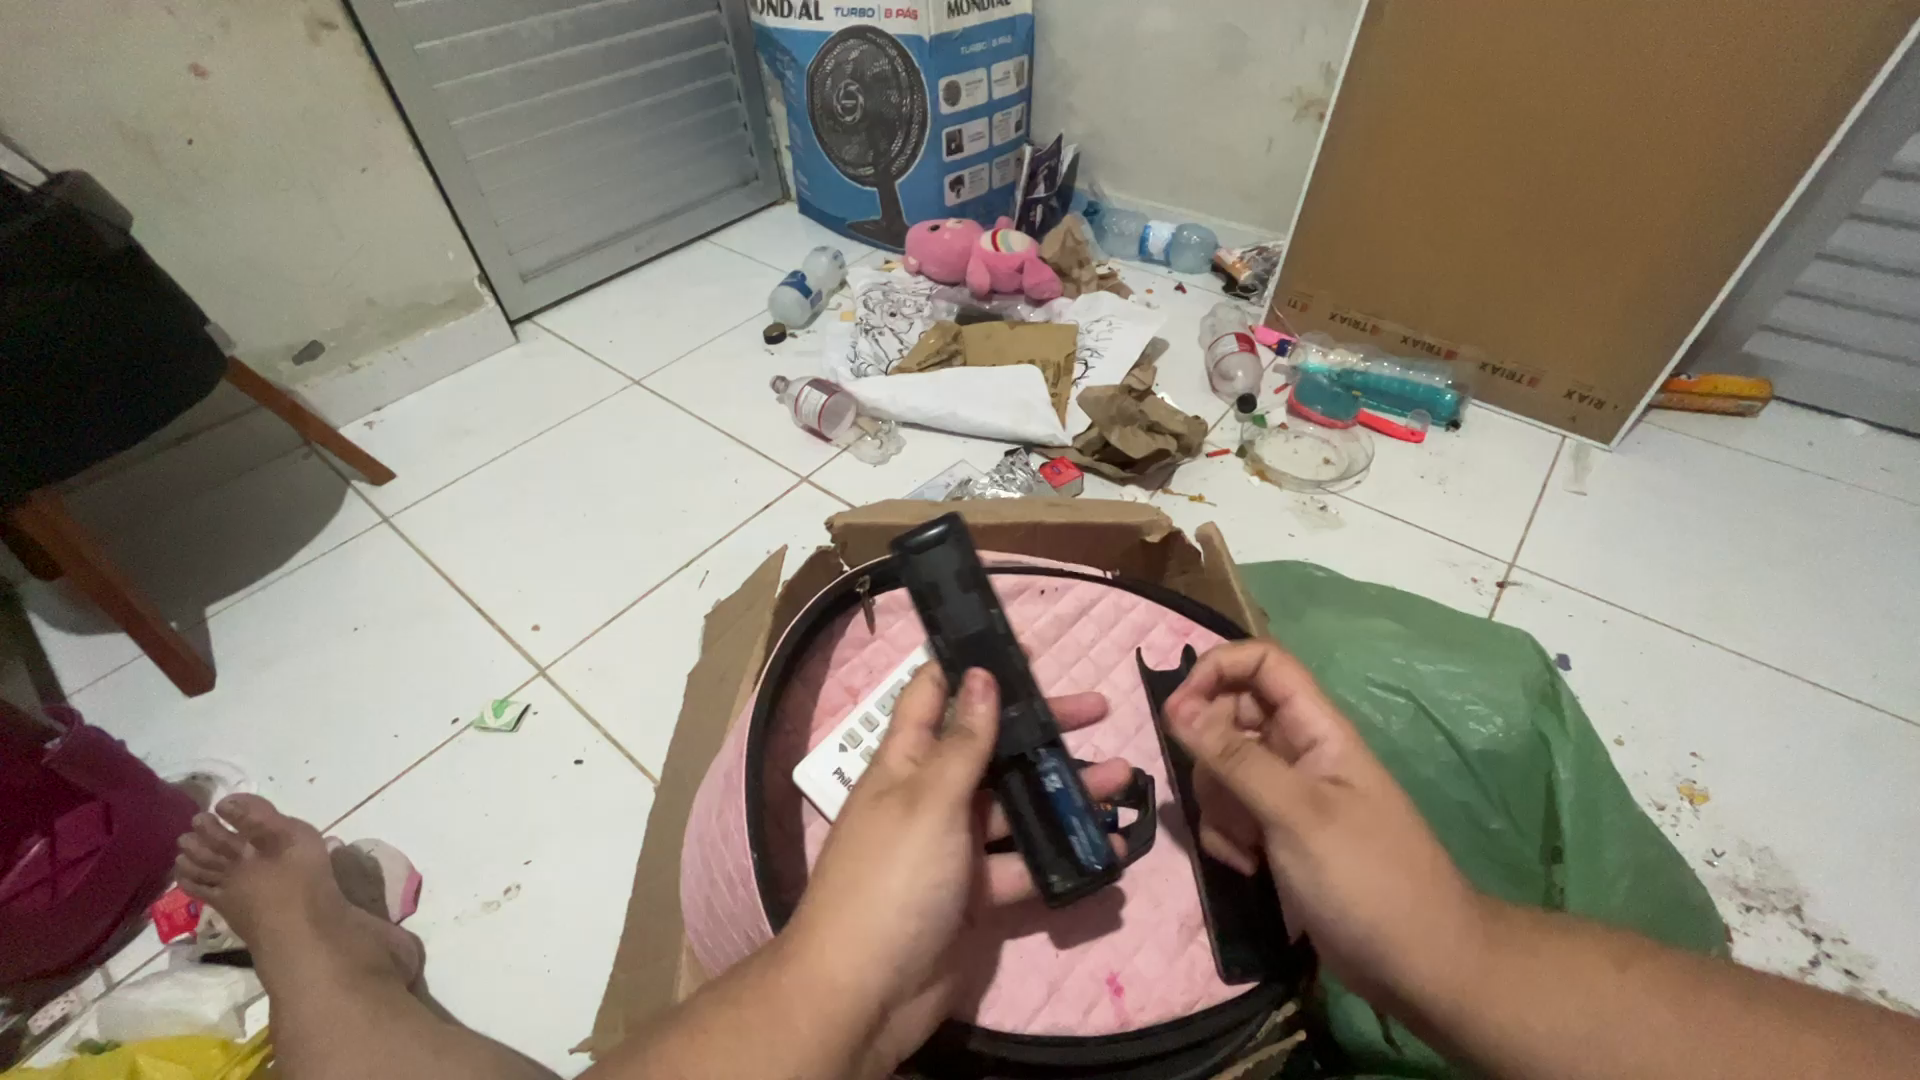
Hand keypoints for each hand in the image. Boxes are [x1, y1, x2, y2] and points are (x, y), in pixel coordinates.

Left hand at [786, 665, 1130, 1071]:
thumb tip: (980, 675)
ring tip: (1123, 779)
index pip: (935, 694)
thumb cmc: (892, 878)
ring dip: (1066, 792)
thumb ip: (963, 741)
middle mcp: (932, 794)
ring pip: (1017, 805)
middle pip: (992, 748)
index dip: (973, 667)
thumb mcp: (929, 800)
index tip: (1022, 651)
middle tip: (1098, 708)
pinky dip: (1062, 856)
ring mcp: (955, 845)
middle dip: (1042, 729)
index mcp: (907, 761)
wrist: (864, 994)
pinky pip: (1025, 864)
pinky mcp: (976, 892)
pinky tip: (1111, 851)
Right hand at [1162, 640, 1486, 1008]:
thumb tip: (1176, 707)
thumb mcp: (1298, 813)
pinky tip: (1248, 866)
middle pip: (1228, 714)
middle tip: (1218, 791)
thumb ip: (1235, 757)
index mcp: (1316, 728)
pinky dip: (1224, 835)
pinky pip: (1226, 811)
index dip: (1217, 670)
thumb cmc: (1370, 880)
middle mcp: (1296, 750)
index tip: (1179, 709)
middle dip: (1209, 753)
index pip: (1262, 663)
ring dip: (1217, 804)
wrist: (1421, 970)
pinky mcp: (1272, 832)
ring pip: (1220, 767)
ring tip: (1247, 845)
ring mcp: (1282, 793)